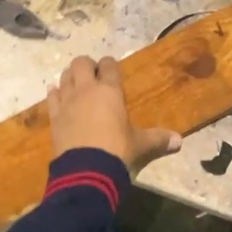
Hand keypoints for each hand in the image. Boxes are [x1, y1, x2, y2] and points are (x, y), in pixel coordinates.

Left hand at [46, 56, 182, 170]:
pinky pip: (52, 97)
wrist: (87, 168)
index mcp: (110, 90)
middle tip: (94, 76)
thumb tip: (179, 141)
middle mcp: (87, 89)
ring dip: (70, 76)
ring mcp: (67, 101)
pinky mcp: (54, 116)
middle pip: (81, 63)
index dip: (111, 65)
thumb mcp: (140, 144)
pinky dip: (54, 93)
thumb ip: (158, 139)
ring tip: (76, 84)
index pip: (109, 65)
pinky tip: (56, 93)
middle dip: (87, 66)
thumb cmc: (117, 150)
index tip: (112, 70)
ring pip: (64, 76)